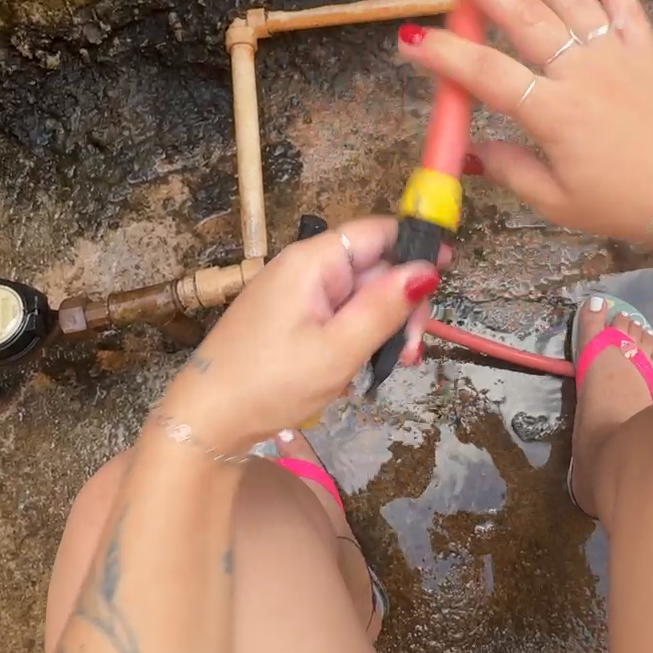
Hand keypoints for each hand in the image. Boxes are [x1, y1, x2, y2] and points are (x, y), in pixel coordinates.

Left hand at [156, 216, 441, 452]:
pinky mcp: (292, 319)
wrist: (207, 420)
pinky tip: (363, 365)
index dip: (415, 246)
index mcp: (313, 262)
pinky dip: (358, 336)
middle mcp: (305, 269)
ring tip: (392, 364)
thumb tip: (428, 270)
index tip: (445, 275)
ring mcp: (297, 295)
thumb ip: (384, 308)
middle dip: (400, 303)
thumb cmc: (272, 382)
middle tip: (412, 350)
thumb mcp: (338, 349)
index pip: (376, 232)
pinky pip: (338, 316)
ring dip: (382, 326)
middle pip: (372, 268)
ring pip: (359, 296)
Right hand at [397, 0, 652, 244]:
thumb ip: (511, 170)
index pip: (487, 75)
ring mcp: (616, 56)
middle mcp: (581, 73)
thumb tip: (470, 153)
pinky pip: (627, 7)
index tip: (410, 39)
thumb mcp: (557, 202)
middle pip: (524, 18)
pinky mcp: (646, 54)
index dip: (445, 56)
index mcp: (553, 113)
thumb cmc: (623, 205)